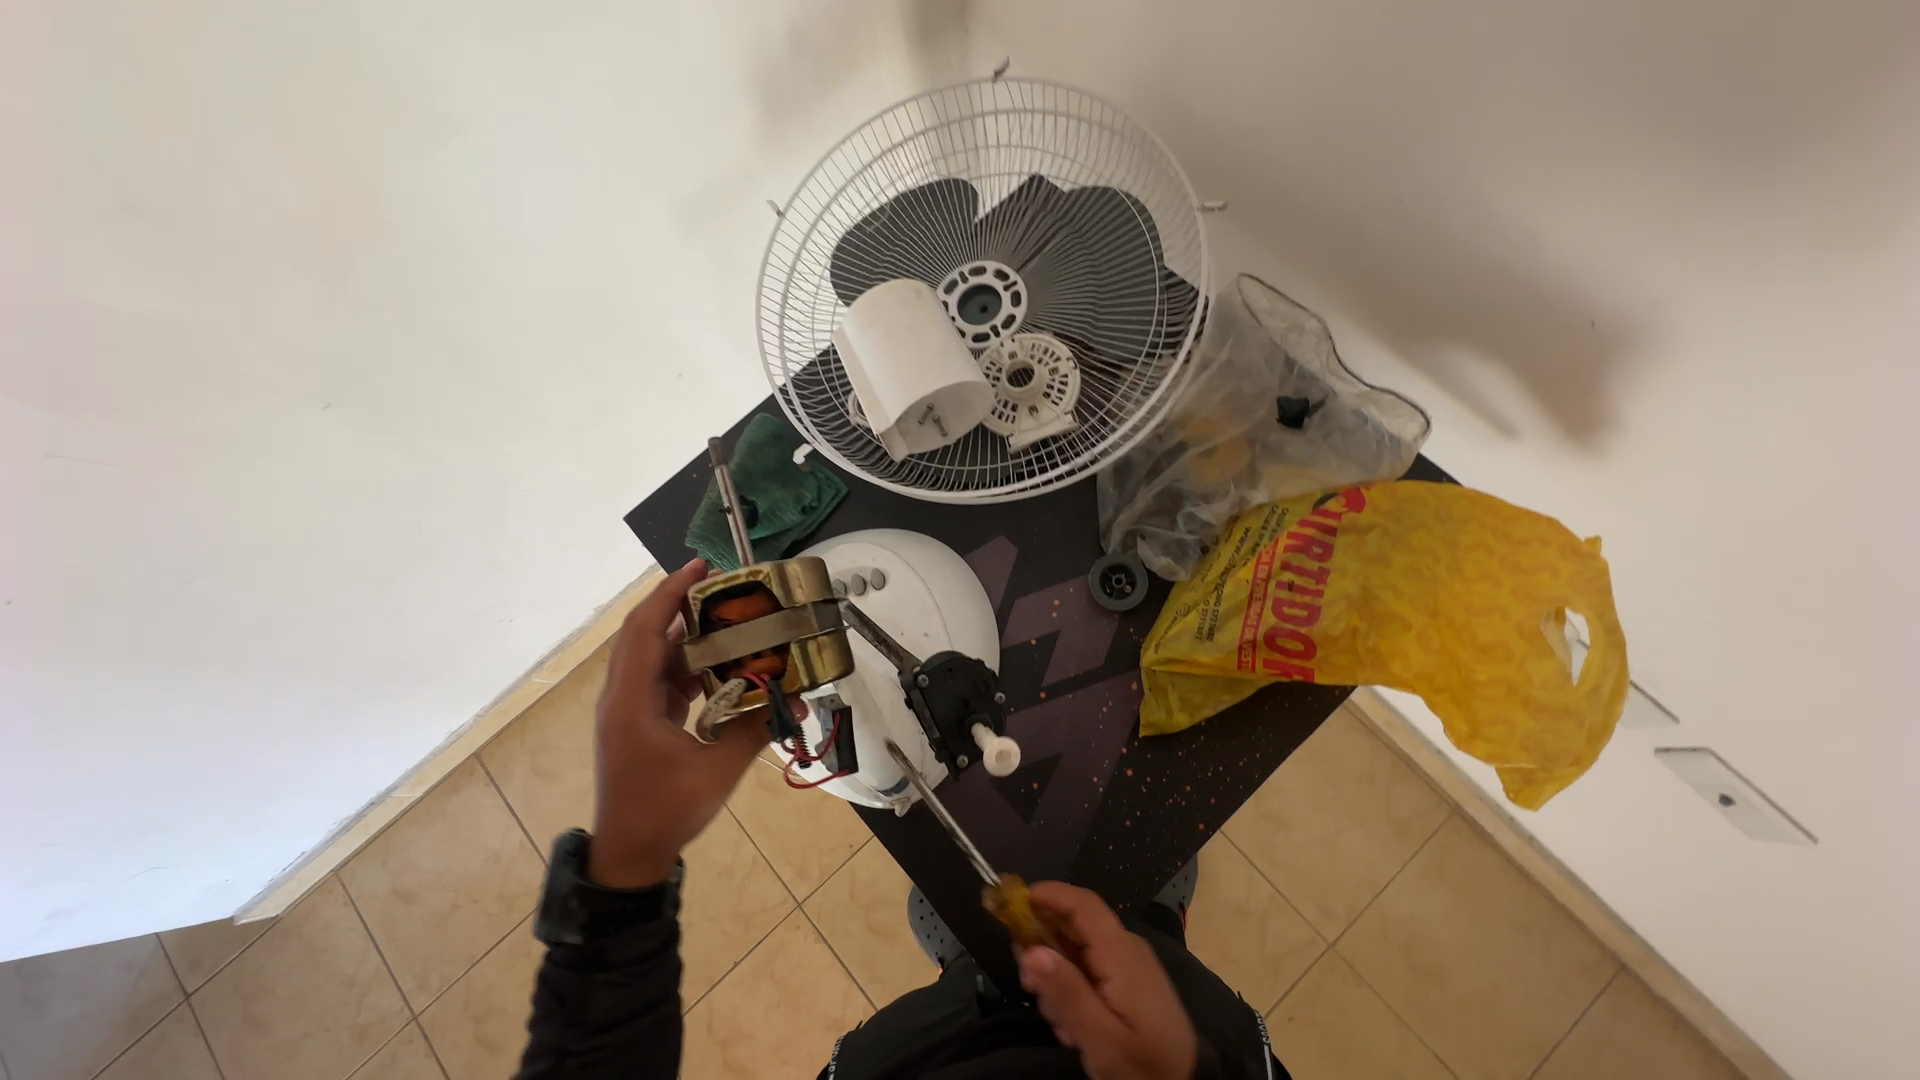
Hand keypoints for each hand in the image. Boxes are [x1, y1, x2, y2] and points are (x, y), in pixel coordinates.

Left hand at [587, 558, 788, 887]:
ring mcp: (627, 709)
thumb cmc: (665, 812)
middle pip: (643, 634)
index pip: (644, 631)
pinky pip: (659, 678)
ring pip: (651, 656)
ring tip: (727, 618)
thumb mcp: (716, 771)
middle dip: (677, 604)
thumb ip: (755, 731)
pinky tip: (720, 662)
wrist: (628, 854)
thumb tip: (798, 701)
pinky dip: (686, 663)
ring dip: (684, 634)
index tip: (701, 568)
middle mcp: (622, 697)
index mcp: (631, 703)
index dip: (669, 595)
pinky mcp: (637, 721)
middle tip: (721, 585)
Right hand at [1017, 882, 1197, 1079]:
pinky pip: (1088, 968)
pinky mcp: (1127, 980)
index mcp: (1121, 953)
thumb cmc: (1144, 1067)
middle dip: (1044, 948)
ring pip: (1075, 950)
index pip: (1082, 904)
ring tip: (1064, 1025)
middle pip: (1073, 924)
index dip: (1047, 894)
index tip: (1011, 902)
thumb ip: (1066, 994)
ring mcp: (1127, 963)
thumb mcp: (1101, 1041)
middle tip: (1030, 987)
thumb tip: (1030, 951)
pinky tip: (1076, 1028)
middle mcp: (1125, 948)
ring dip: (1058, 978)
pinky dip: (1072, 989)